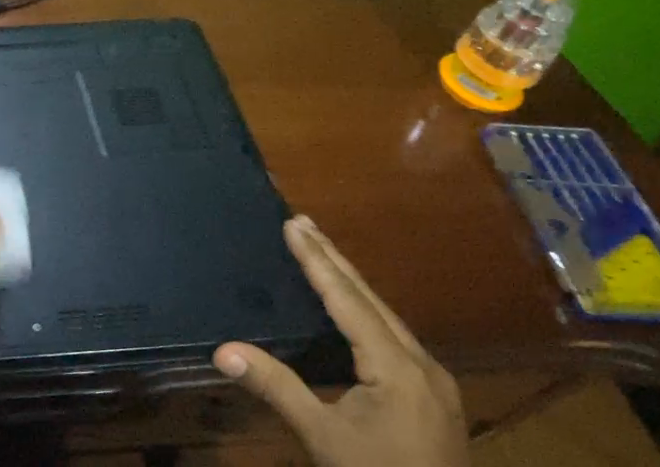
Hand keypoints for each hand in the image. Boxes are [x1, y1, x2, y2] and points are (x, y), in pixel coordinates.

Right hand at [214, 216, 468, 466]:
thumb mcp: (324, 437)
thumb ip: (278, 388)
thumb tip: (222, 350)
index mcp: (397, 367)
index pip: (348, 300)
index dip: (317, 261)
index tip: (293, 224)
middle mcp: (422, 365)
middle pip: (371, 300)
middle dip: (334, 260)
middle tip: (303, 222)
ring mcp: (435, 382)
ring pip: (387, 318)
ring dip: (352, 283)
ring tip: (322, 253)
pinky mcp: (436, 397)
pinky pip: (395, 338)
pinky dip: (367, 311)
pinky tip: (354, 310)